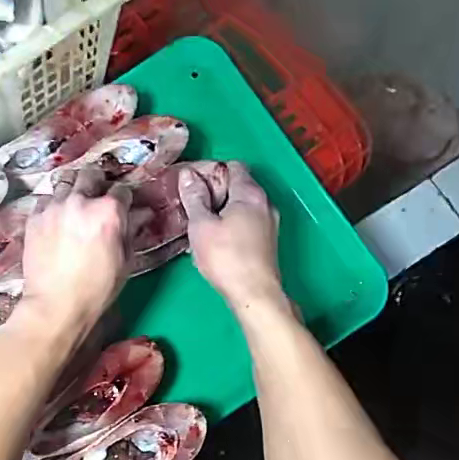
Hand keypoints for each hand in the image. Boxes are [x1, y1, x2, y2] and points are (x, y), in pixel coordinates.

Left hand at [18, 181, 127, 334]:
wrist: (55, 305)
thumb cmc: (97, 289)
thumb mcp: (124, 261)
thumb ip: (131, 231)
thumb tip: (140, 215)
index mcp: (108, 211)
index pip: (122, 190)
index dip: (124, 199)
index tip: (123, 207)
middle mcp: (80, 200)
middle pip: (90, 175)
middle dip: (97, 183)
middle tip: (97, 199)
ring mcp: (54, 206)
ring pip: (65, 183)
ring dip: (73, 192)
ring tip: (74, 209)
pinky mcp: (34, 217)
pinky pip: (46, 200)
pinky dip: (53, 206)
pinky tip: (56, 221)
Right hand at [181, 163, 283, 309]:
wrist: (254, 294)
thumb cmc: (226, 258)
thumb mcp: (201, 225)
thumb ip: (194, 197)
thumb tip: (188, 176)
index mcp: (250, 193)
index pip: (232, 166)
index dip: (210, 170)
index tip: (192, 184)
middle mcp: (265, 203)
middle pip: (238, 185)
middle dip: (214, 193)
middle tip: (192, 206)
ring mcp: (270, 223)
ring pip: (242, 207)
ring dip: (221, 212)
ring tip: (200, 227)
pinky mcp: (268, 241)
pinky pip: (247, 223)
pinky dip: (231, 226)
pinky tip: (215, 242)